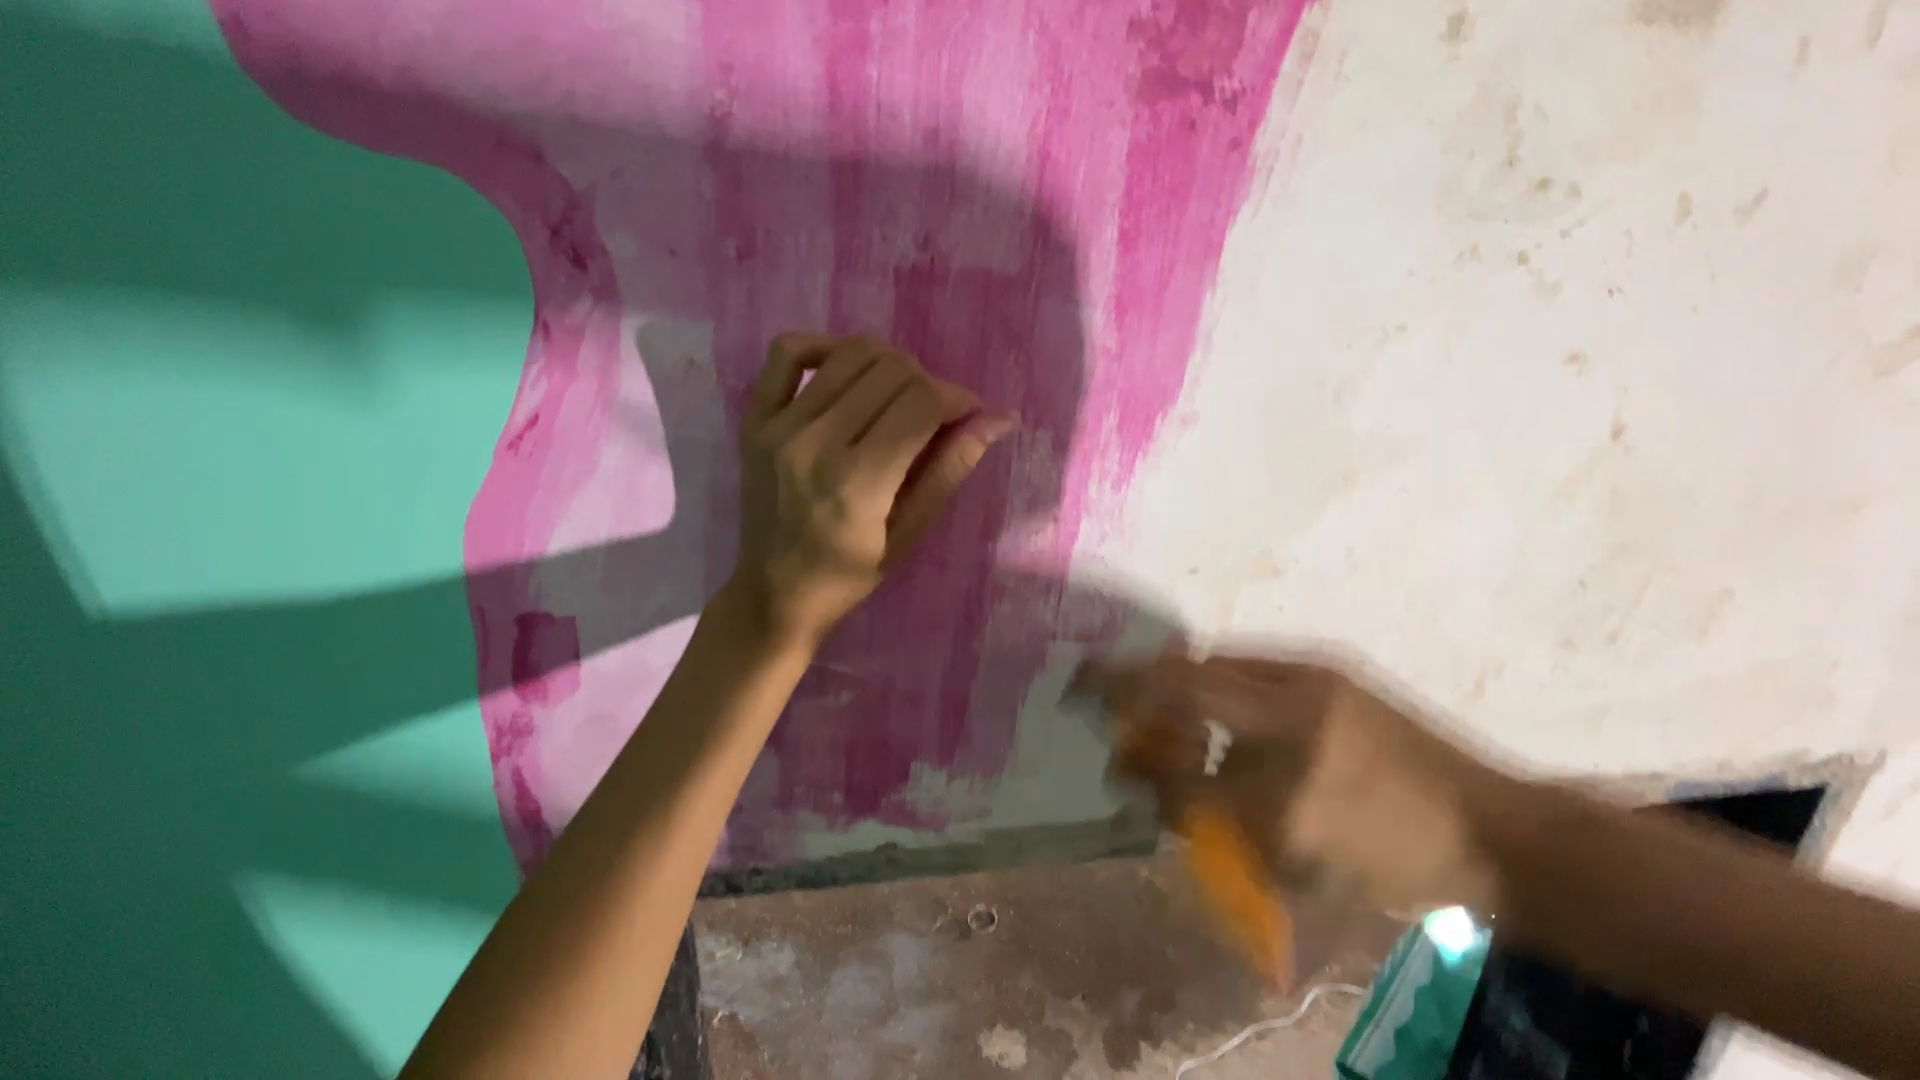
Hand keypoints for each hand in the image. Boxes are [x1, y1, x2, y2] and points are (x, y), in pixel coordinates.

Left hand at [728, 333, 1015, 645]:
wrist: (773, 592)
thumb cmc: (847, 576)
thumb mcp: (908, 535)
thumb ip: (949, 470)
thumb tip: (999, 418)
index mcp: (858, 482)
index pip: (922, 403)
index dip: (958, 398)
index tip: (970, 414)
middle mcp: (816, 443)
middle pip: (892, 370)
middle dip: (929, 383)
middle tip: (934, 415)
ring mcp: (779, 426)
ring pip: (851, 354)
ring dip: (889, 364)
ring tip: (897, 395)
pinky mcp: (755, 418)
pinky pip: (787, 352)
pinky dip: (824, 347)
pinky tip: (846, 369)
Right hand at [1076, 647, 1529, 914]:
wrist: (1503, 838)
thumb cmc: (1393, 843)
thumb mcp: (1287, 836)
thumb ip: (1202, 800)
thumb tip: (1136, 772)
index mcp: (1286, 703)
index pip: (1180, 679)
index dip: (1121, 680)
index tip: (1076, 685)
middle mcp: (1300, 673)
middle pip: (1198, 668)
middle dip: (1151, 693)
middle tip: (1127, 728)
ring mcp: (1326, 675)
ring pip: (1229, 677)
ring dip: (1193, 704)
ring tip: (1181, 746)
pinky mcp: (1344, 687)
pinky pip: (1262, 686)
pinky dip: (1230, 710)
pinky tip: (1234, 747)